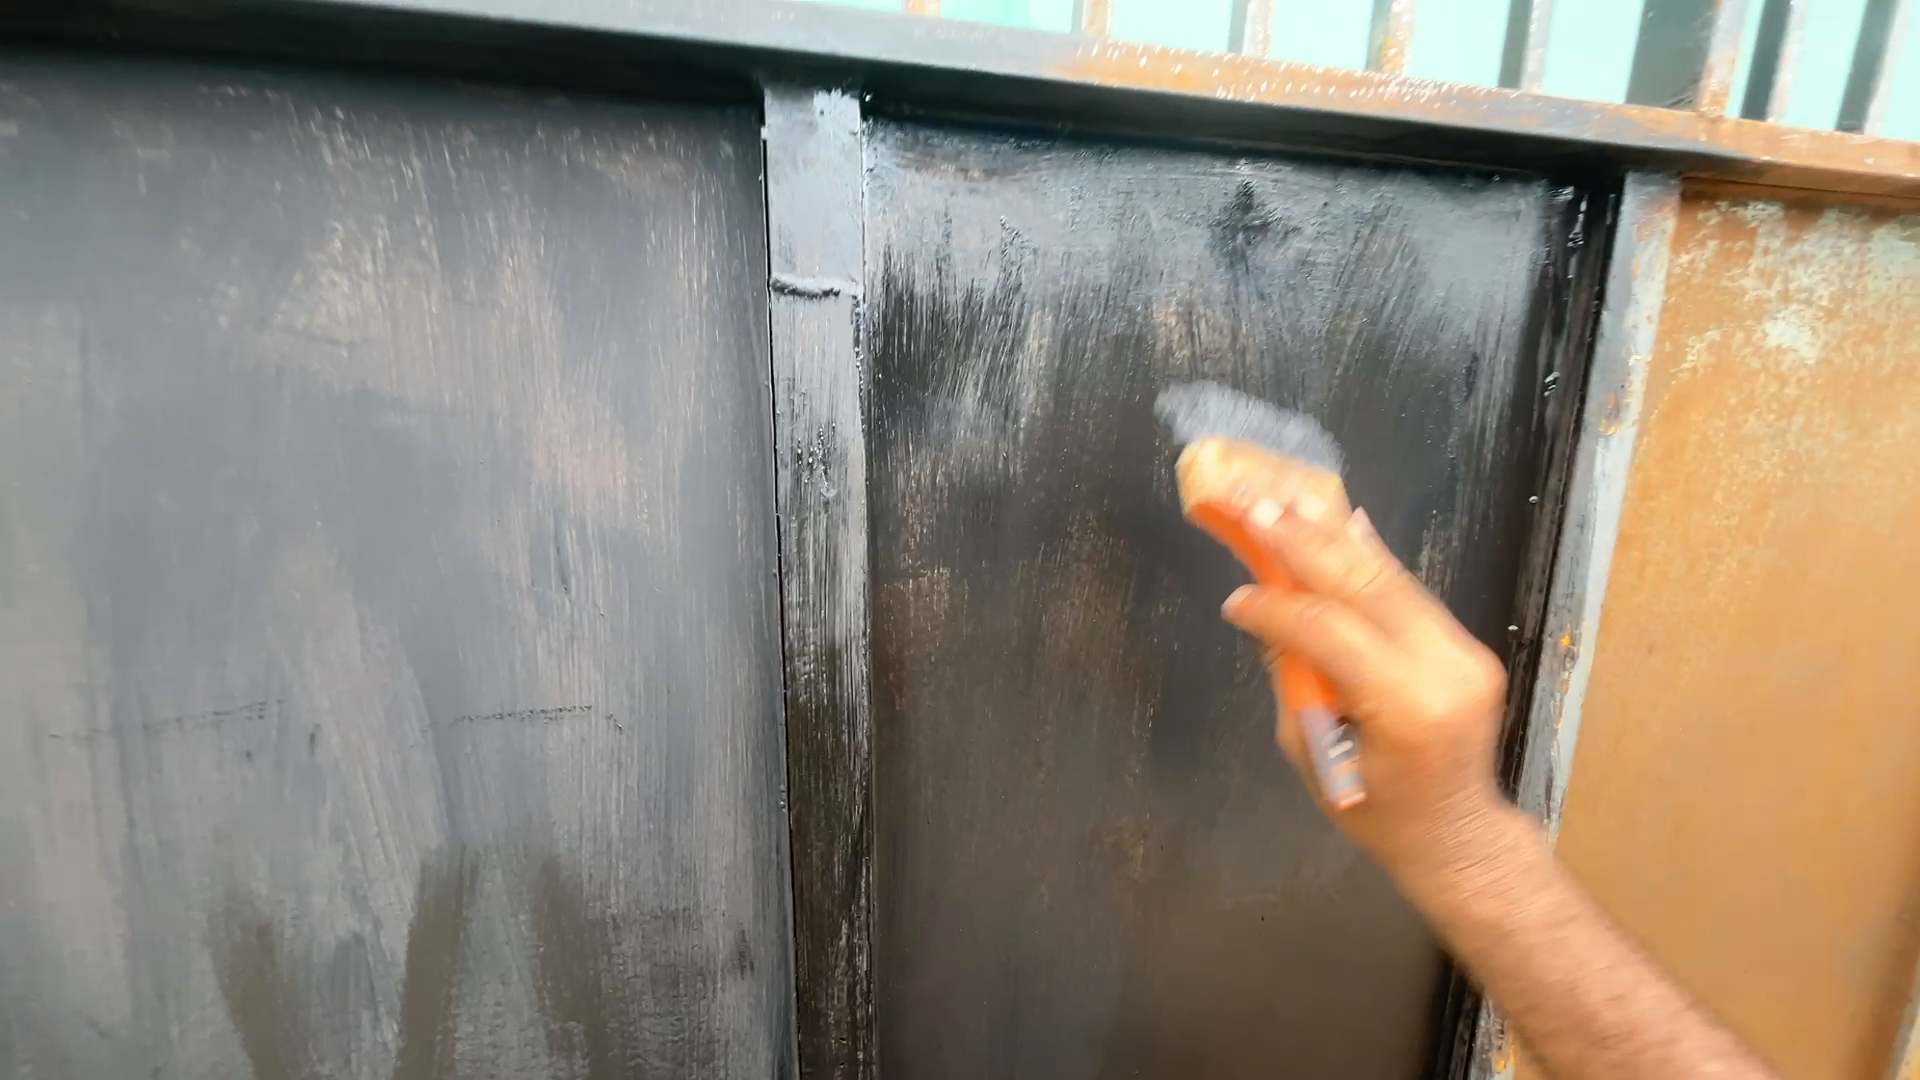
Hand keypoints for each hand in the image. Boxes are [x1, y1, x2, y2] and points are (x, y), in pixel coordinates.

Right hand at [1219, 500, 1508, 875]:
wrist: (1456, 833)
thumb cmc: (1372, 810)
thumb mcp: (1310, 749)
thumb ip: (1293, 673)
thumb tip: (1269, 612)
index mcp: (1407, 706)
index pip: (1328, 630)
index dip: (1274, 607)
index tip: (1233, 602)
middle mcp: (1445, 667)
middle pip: (1363, 585)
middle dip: (1302, 543)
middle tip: (1254, 510)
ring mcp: (1462, 649)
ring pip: (1386, 575)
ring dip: (1329, 536)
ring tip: (1284, 501)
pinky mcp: (1461, 641)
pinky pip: (1405, 587)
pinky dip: (1366, 553)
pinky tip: (1340, 520)